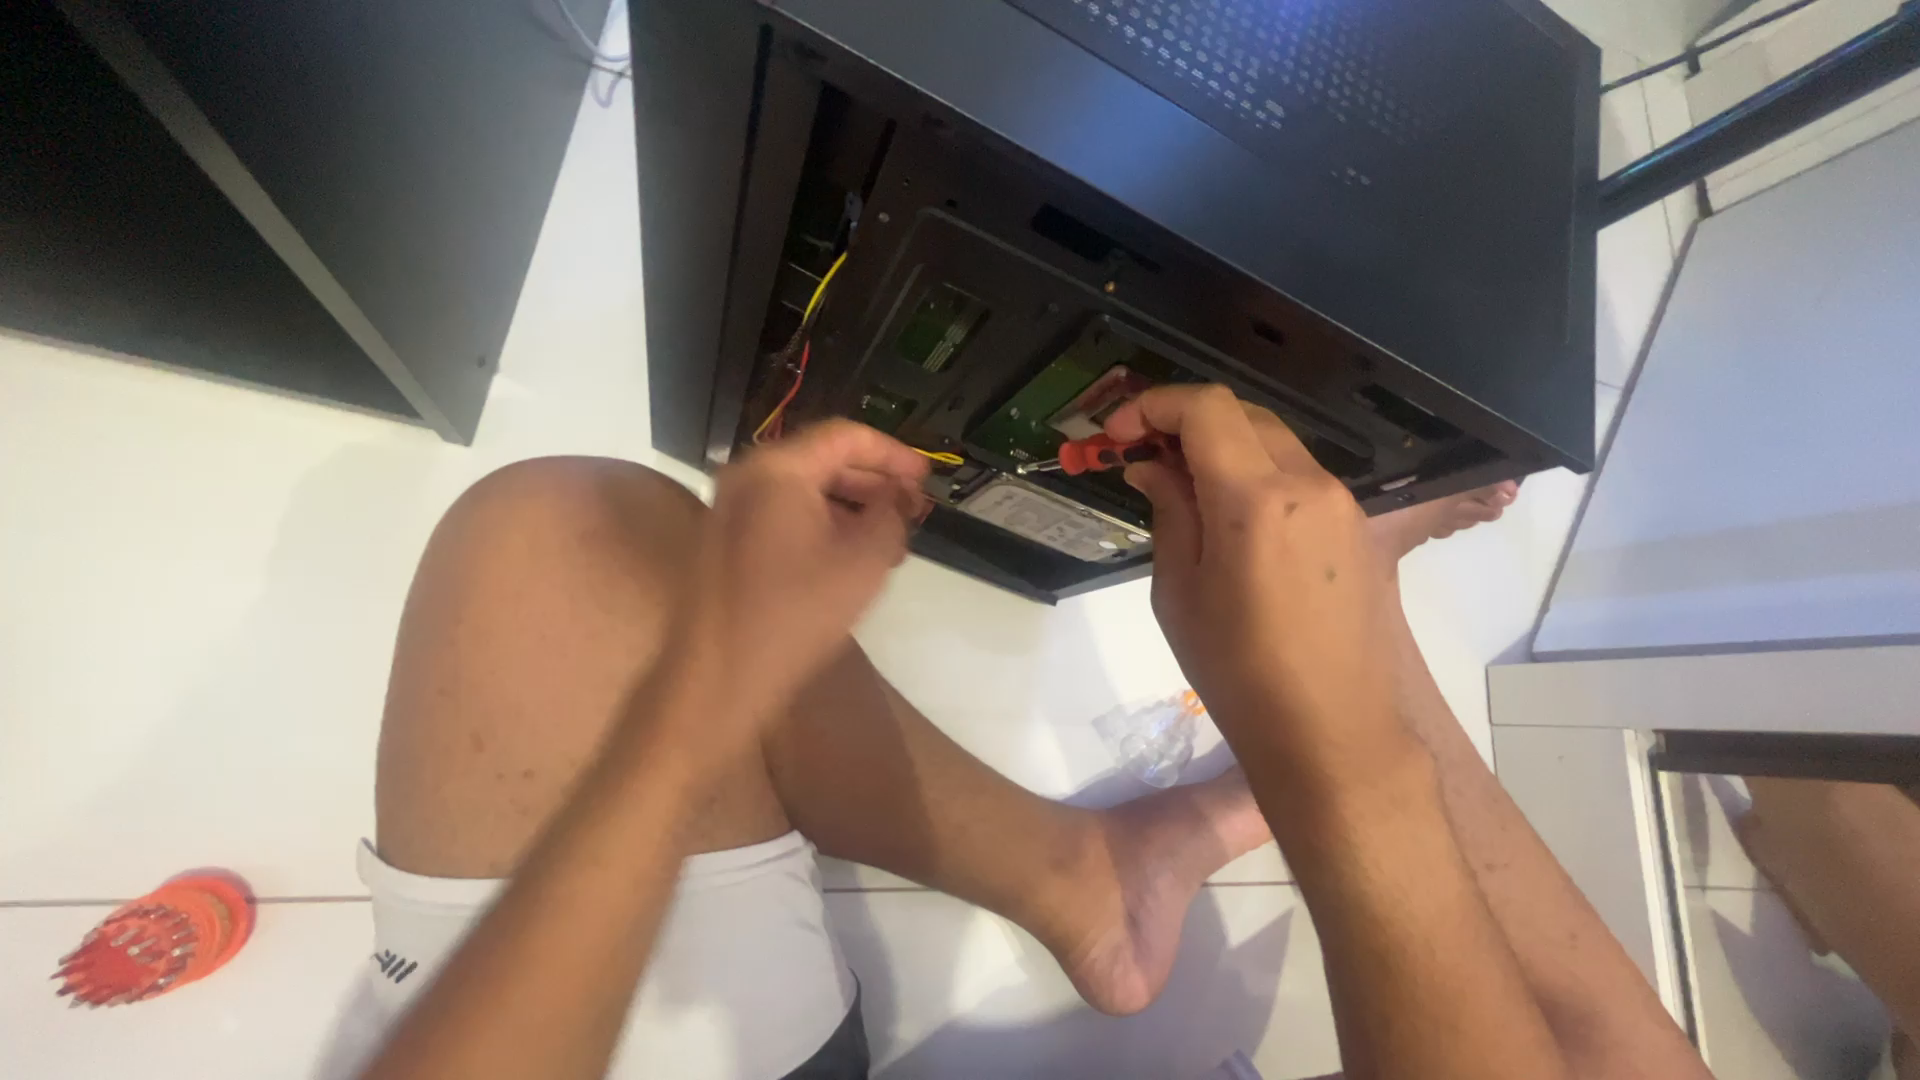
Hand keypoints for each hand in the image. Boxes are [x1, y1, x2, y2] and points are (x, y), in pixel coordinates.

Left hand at [684, 420, 928, 725]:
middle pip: (822, 459)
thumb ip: (892, 515)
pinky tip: (848, 556)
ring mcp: (730, 507)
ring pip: (803, 489)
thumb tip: (898, 497)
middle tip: (911, 509)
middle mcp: (747, 476)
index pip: (846, 436)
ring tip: (887, 539)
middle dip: (873, 481)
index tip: (925, 479)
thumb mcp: (864, 561)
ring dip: (850, 505)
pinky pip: (781, 513)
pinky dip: (820, 523)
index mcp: (778, 469)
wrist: (719, 677)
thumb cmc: (796, 614)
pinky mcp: (725, 539)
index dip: (893, 454)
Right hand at [1103, 386, 1396, 776]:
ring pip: (1274, 442)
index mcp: (1255, 500)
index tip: (1119, 432)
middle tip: (1145, 457)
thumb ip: (1170, 513)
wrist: (1333, 733)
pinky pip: (1299, 477)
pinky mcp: (1358, 528)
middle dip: (1186, 421)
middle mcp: (1309, 485)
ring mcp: (1343, 504)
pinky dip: (1256, 474)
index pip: (1206, 409)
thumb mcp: (1179, 593)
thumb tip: (1154, 468)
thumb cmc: (1238, 672)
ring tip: (1183, 489)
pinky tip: (1230, 518)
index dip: (1154, 404)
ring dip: (1223, 447)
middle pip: (1242, 414)